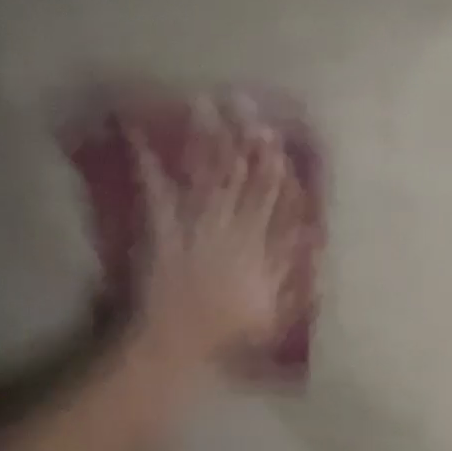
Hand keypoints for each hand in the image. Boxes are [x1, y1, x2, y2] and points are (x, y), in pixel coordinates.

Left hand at [119, 117, 302, 393]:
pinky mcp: (160, 231)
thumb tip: (312, 234)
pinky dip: (146, 162)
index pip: (272, 201)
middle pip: (241, 179)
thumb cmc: (226, 336)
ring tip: (206, 104)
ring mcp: (194, 226)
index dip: (274, 167)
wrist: (175, 347)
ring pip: (205, 175)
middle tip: (245, 104)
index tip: (276, 138)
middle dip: (244, 140)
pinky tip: (138, 134)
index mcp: (259, 248)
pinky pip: (155, 192)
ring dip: (206, 139)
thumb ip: (292, 269)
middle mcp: (231, 228)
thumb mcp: (273, 309)